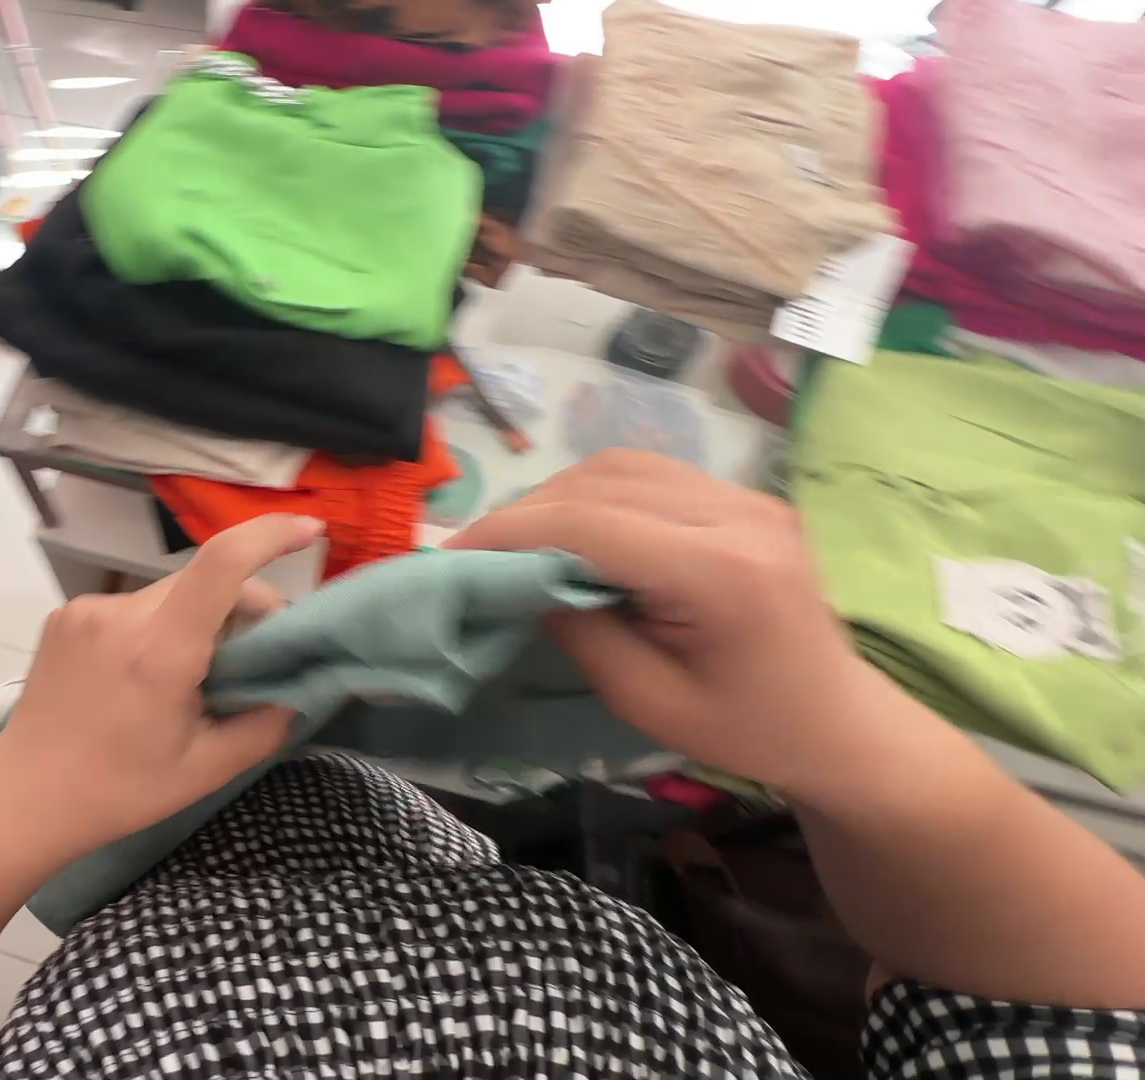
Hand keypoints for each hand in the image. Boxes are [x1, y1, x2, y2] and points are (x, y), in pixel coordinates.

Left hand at [0, 514, 323, 859]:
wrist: (24, 797)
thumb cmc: (118, 790)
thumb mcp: (204, 770)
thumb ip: (262, 727)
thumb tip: (295, 692)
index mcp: (160, 651)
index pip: (221, 564)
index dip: (270, 535)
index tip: (310, 530)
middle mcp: (121, 614)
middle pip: (203, 581)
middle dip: (243, 605)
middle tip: (254, 657)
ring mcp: (86, 610)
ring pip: (169, 594)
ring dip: (197, 617)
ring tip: (193, 673)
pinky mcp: (65, 615)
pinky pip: (133, 606)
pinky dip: (156, 626)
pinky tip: (145, 671)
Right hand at [447, 450, 921, 795]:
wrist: (839, 725)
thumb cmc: (744, 729)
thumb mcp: (642, 699)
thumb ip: (574, 628)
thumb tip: (517, 578)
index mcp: (722, 570)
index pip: (587, 523)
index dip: (507, 531)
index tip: (450, 555)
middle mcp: (738, 514)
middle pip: (597, 483)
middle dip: (523, 513)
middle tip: (476, 552)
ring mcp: (744, 497)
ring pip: (614, 467)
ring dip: (552, 497)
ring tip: (515, 540)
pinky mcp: (737, 497)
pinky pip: (640, 473)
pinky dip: (586, 493)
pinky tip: (568, 527)